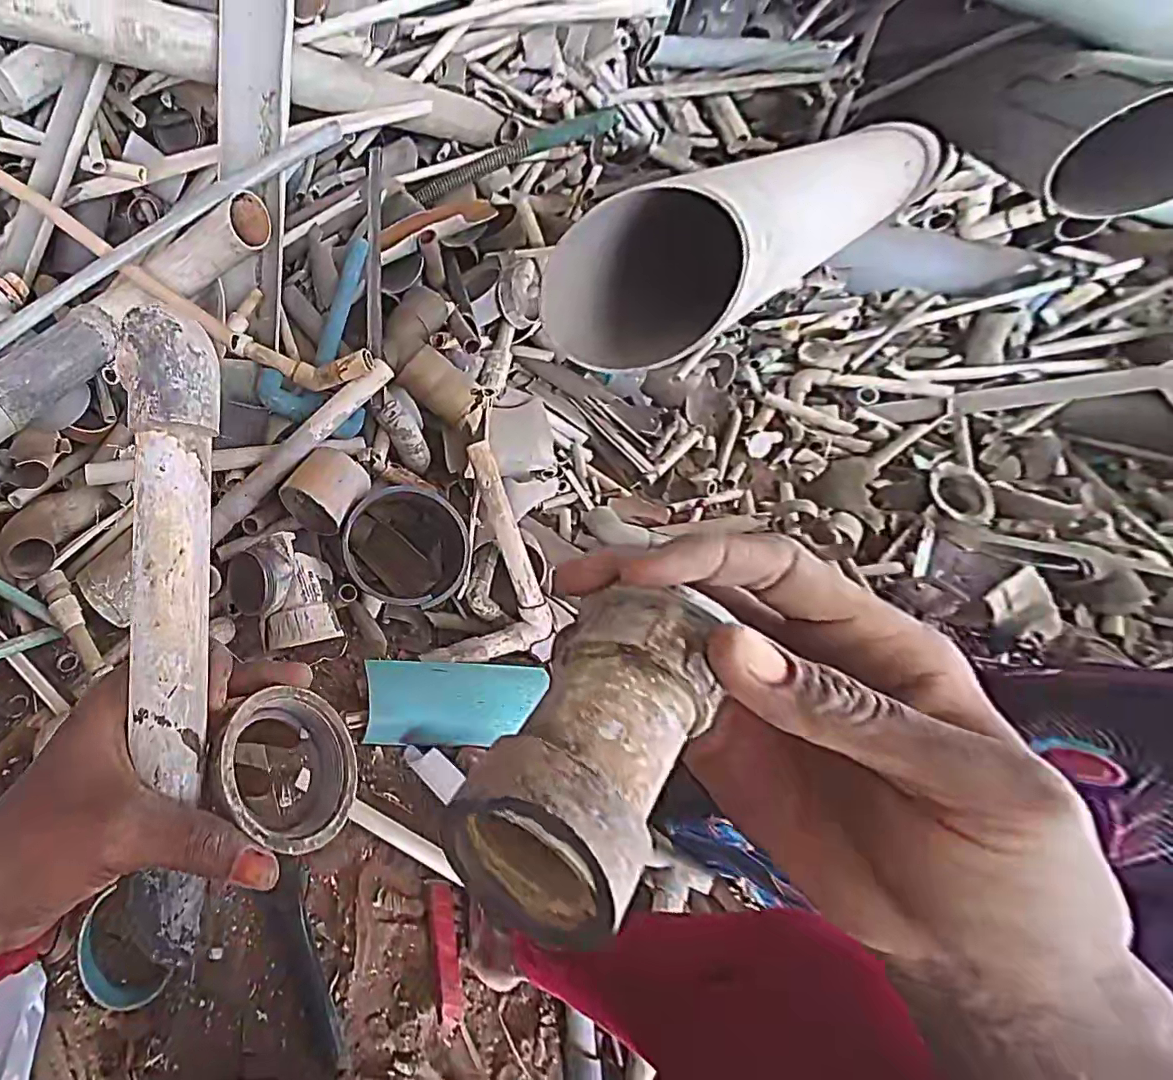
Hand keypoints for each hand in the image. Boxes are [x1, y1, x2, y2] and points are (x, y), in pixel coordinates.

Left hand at [0, 645, 312, 952]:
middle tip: (294, 686)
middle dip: (248, 688)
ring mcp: (133, 754)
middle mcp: (127, 719)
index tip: (251, 687)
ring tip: (286, 729)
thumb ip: (195, 841)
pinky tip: (251, 783)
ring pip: (197, 730)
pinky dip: (221, 771)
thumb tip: (259, 858)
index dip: (220, 664)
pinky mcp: (136, 790)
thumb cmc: (33, 841)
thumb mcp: (122, 829)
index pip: (178, 658)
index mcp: (116, 701)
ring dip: (240, 729)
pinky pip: (189, 769)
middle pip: (198, 690)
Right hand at [556, 534, 1124, 986]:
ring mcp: (750, 701)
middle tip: (583, 578)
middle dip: (636, 572)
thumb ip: (852, 712)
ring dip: (617, 621)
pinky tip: (594, 675)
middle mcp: (798, 658)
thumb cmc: (1015, 866)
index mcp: (872, 644)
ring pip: (669, 637)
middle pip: (705, 590)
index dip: (706, 559)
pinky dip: (620, 683)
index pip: (777, 570)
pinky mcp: (716, 742)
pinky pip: (658, 700)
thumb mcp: (973, 782)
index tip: (647, 572)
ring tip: (573, 619)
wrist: (971, 953)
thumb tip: (735, 649)